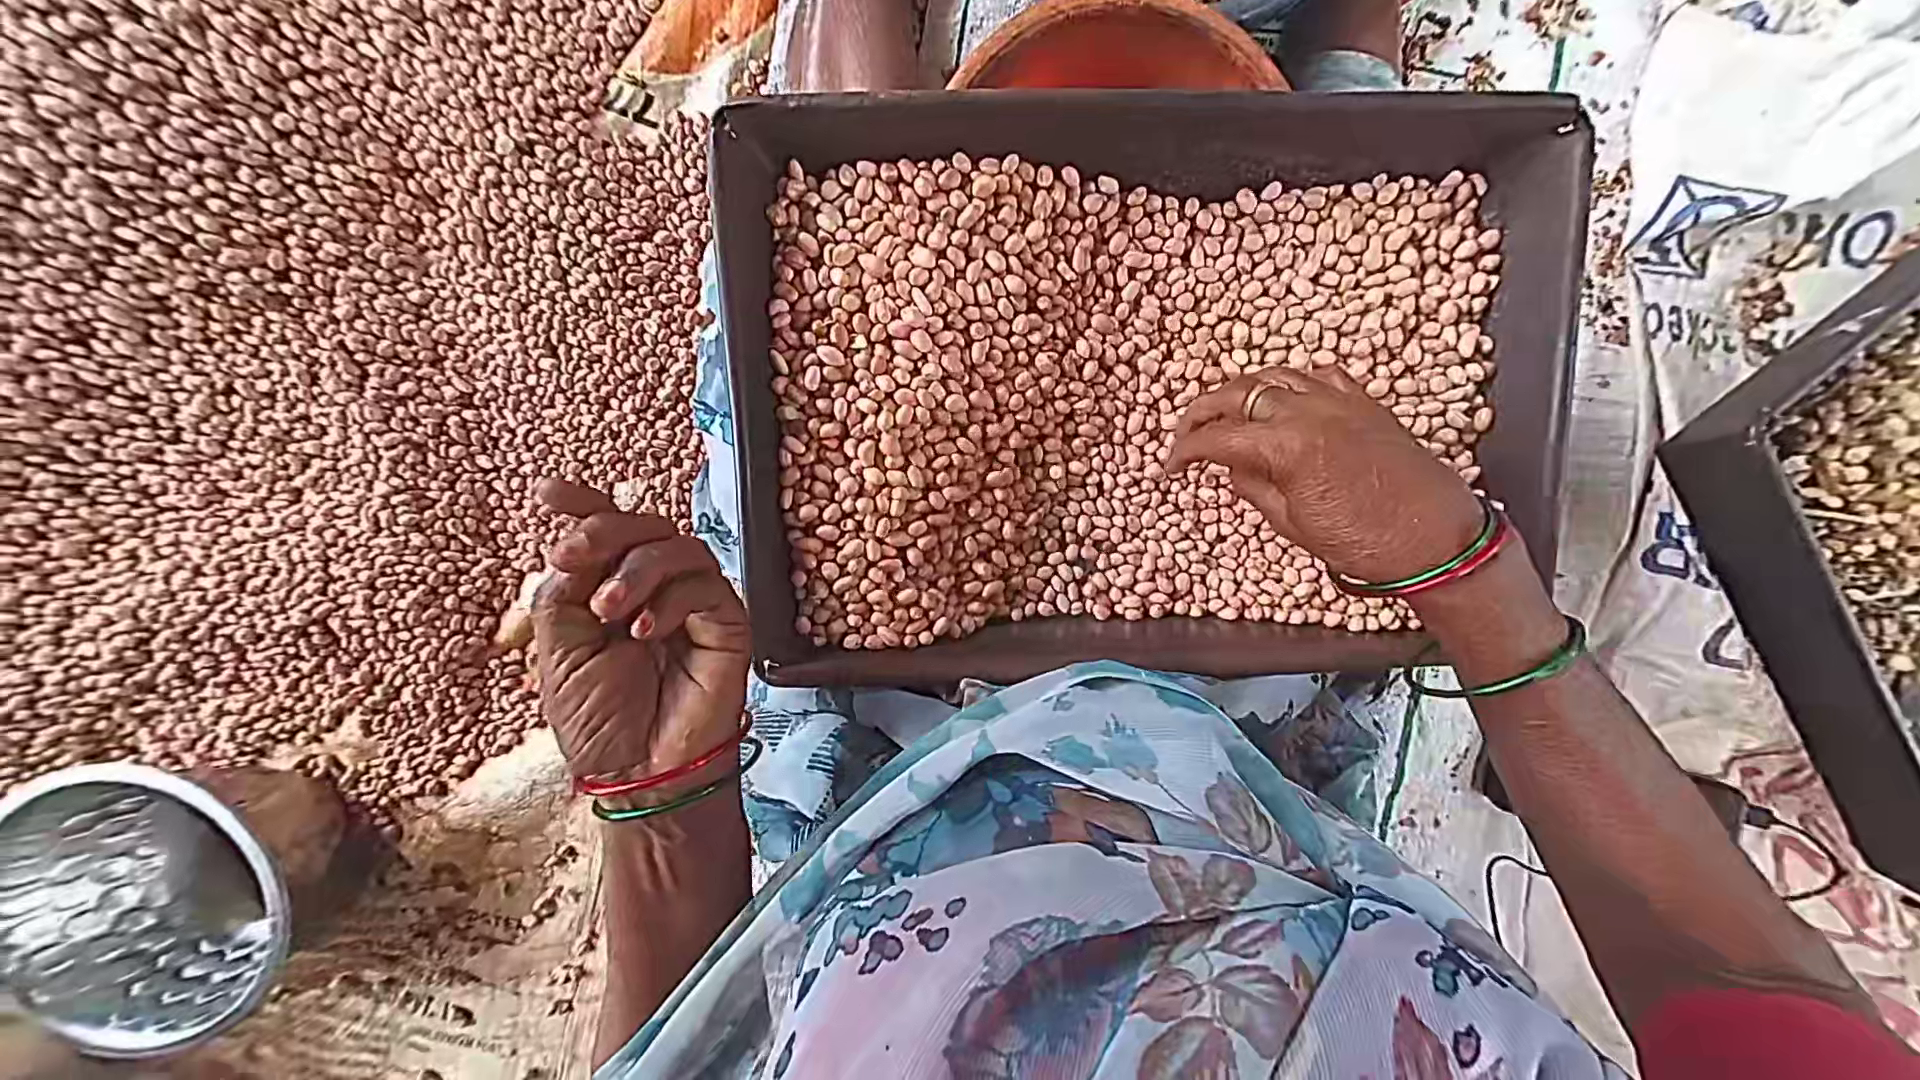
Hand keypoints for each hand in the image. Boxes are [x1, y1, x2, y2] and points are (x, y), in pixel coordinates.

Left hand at [532, 479, 750, 787]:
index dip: (584, 505)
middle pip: (646, 528)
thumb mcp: (559, 651)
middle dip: (606, 530)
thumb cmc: (601, 718)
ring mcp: (696, 603)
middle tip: (573, 556)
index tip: (549, 494)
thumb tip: (575, 547)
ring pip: (679, 548)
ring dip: (637, 568)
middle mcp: (658, 589)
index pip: (610, 534)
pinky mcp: (727, 621)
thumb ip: (564, 593)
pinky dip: (671, 599)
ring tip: (610, 610)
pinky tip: (646, 631)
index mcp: (616, 590)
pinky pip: (705, 586)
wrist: (641, 771)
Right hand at [1165, 367, 1483, 583]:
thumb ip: (1251, 486)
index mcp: (1286, 446)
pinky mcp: (1363, 404)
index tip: (1172, 465)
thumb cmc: (1365, 540)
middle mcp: (1310, 412)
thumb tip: (1230, 467)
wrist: (1435, 541)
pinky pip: (1317, 376)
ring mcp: (1340, 402)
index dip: (1185, 452)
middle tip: (1186, 435)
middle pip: (1236, 394)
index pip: (1217, 438)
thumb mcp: (1289, 521)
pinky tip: (1279, 398)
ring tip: (1224, 413)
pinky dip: (1289, 383)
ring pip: (1272, 376)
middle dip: (1201, 414)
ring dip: (1239, 392)